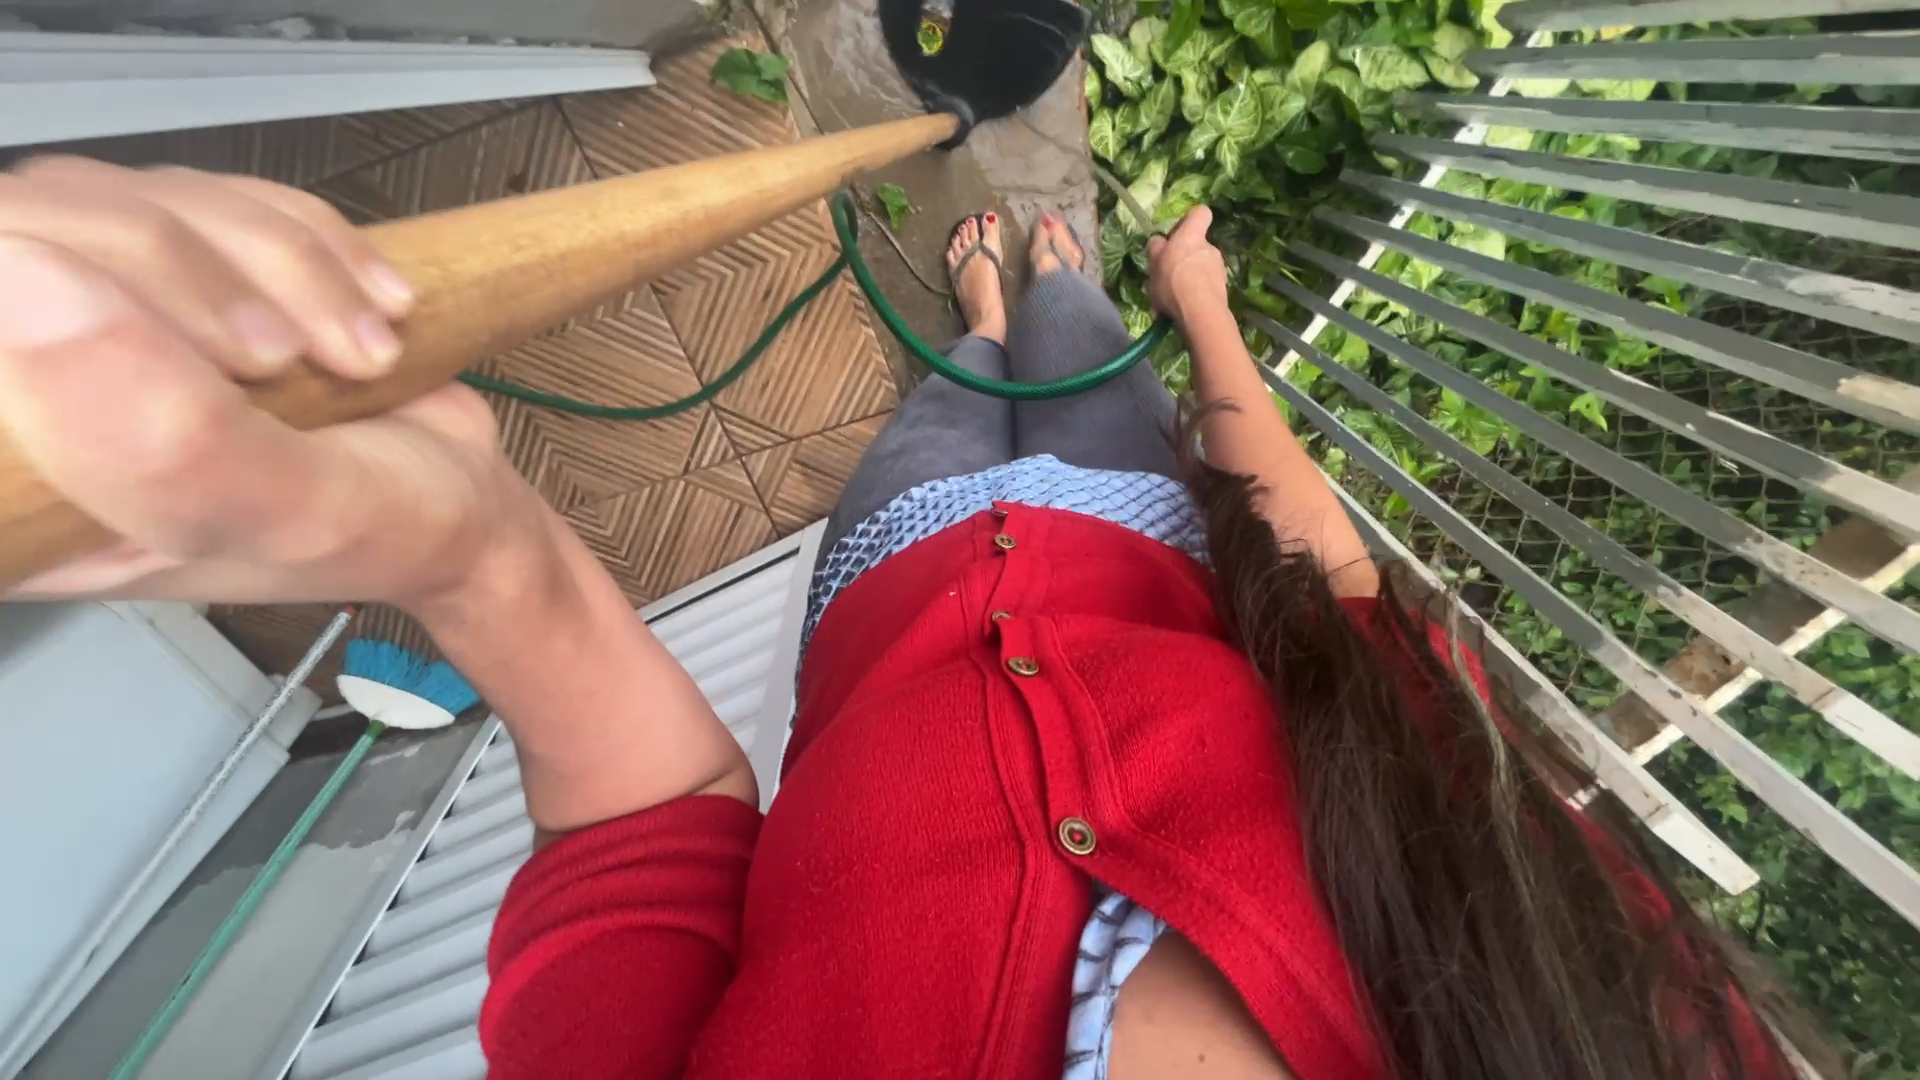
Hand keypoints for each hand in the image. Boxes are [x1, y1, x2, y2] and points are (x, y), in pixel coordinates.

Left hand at [0, 156, 536, 608]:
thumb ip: (174, 441)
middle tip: (298, 361)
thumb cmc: (387, 533)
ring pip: (143, 197)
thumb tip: (18, 273)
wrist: (470, 505)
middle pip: (40, 224)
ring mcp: (122, 313)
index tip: (228, 374)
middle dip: (204, 279)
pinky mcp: (207, 274)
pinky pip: (228, 194)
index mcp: (13, 476)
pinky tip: (379, 307)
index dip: (71, 308)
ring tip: (368, 355)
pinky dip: (324, 244)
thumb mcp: (292, 516)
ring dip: (290, 266)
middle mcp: (38, 380)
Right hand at [1146, 206, 1229, 326]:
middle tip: (1164, 278)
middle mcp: (1209, 248)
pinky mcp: (1220, 291)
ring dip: (1183, 283)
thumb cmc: (1173, 281)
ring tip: (1166, 302)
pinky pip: (1201, 290)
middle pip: (1196, 248)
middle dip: (1181, 261)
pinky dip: (1189, 298)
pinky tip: (1174, 312)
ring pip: (1197, 272)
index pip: (1199, 213)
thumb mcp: (1154, 262)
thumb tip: (1158, 241)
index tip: (1176, 234)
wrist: (1199, 311)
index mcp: (1192, 236)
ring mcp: (1217, 270)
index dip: (1188, 220)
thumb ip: (1156, 248)